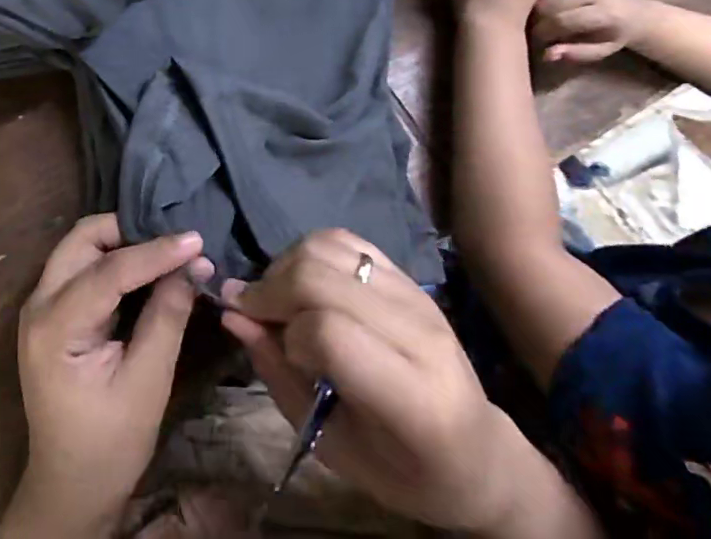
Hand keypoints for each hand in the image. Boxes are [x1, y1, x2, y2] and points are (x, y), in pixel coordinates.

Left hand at [0, 216, 214, 538]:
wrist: (70, 485)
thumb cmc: (110, 442)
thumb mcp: (147, 382)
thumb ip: (167, 316)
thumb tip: (195, 264)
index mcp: (55, 328)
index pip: (109, 270)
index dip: (156, 251)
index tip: (197, 239)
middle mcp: (38, 305)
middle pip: (82, 240)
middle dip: (130, 230)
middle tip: (176, 240)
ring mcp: (40, 306)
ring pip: (80, 246)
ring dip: (122, 240)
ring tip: (167, 248)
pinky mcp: (53, 311)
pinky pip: (82, 266)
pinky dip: (115, 257)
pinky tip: (147, 265)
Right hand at [218, 230, 521, 531]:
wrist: (476, 452)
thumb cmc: (403, 470)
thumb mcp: (334, 446)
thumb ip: (281, 377)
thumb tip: (233, 316)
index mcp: (411, 397)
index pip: (330, 332)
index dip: (287, 334)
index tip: (270, 346)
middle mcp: (419, 332)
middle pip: (322, 276)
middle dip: (272, 288)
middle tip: (252, 311)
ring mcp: (417, 294)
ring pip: (330, 246)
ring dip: (287, 264)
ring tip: (279, 299)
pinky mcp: (409, 276)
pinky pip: (346, 240)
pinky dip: (311, 252)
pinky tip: (304, 284)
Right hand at [532, 0, 644, 63]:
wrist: (633, 14)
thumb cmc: (613, 36)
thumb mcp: (602, 50)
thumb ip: (576, 53)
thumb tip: (547, 55)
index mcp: (604, 13)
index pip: (562, 19)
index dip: (544, 31)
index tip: (536, 40)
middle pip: (551, 3)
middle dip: (535, 17)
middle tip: (529, 28)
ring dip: (533, 4)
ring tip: (529, 16)